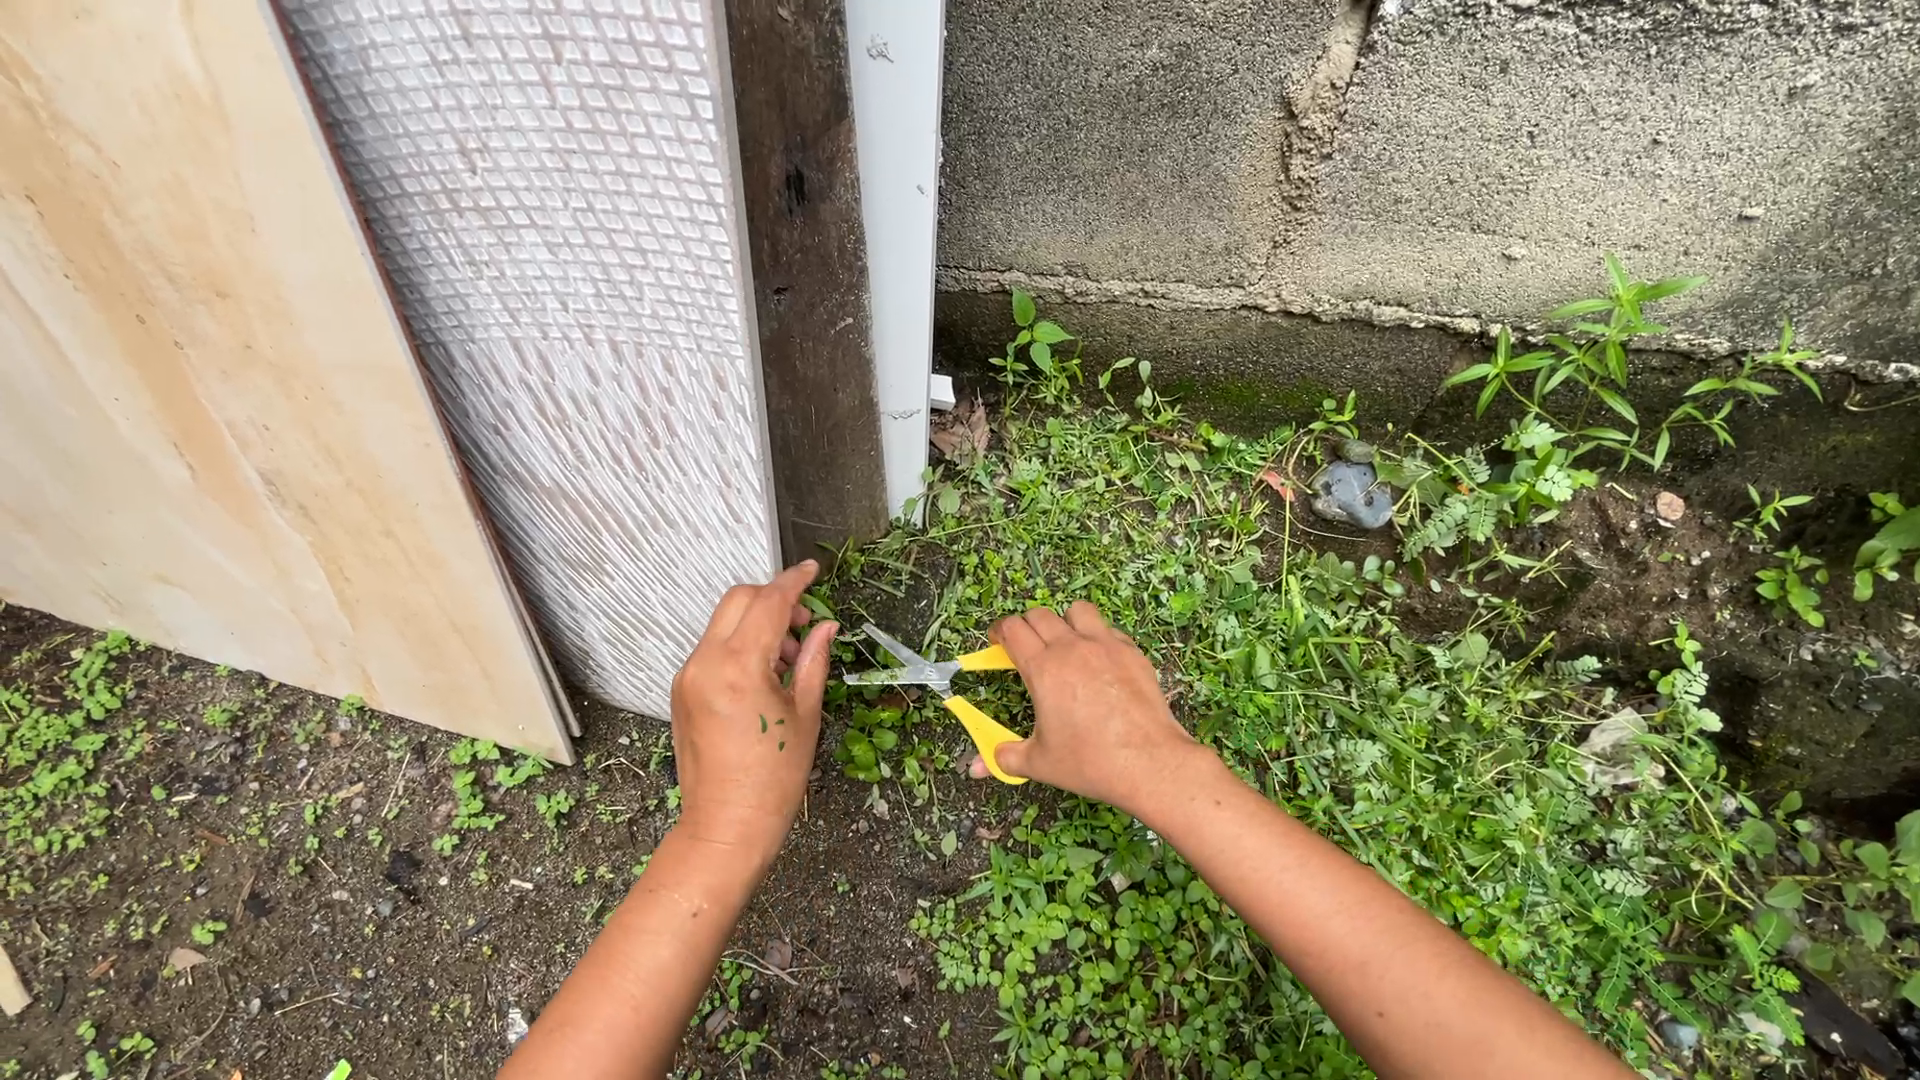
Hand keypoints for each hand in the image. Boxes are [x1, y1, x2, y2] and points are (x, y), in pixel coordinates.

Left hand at [671, 561, 838, 866]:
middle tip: (806, 627)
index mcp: (739, 667)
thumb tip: (826, 626)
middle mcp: (705, 662)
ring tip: (790, 661)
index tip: (814, 570)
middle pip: (739, 600)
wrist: (725, 825)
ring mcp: (688, 675)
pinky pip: (713, 646)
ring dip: (759, 623)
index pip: (769, 603)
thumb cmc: (775, 777)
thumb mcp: (806, 714)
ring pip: (724, 621)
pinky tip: (765, 674)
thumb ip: (814, 661)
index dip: (794, 582)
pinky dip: (741, 643)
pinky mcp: (682, 689)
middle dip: (775, 600)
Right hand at [967, 602, 1209, 816]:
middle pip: (1040, 615)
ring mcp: (1105, 646)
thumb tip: (977, 767)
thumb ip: (1004, 757)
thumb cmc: (1090, 762)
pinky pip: (1109, 629)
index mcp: (1043, 668)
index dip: (999, 631)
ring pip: (1078, 610)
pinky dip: (1097, 637)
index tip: (998, 641)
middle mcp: (1072, 648)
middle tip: (1025, 645)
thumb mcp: (1039, 763)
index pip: (1012, 629)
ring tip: (1065, 643)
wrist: (1150, 762)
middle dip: (1027, 626)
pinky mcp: (1132, 652)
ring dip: (1065, 621)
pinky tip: (1099, 661)